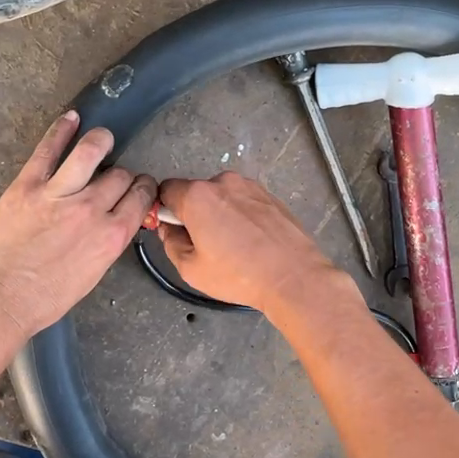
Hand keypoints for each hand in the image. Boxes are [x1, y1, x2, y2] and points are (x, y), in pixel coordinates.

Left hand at [0, 111, 155, 339]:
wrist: (2, 298)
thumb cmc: (47, 296)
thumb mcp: (93, 273)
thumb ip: (107, 241)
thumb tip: (113, 220)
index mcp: (111, 236)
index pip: (140, 197)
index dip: (143, 187)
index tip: (139, 185)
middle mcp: (91, 210)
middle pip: (119, 175)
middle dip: (121, 172)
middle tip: (113, 174)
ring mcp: (59, 194)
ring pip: (91, 151)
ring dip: (100, 141)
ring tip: (101, 139)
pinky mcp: (28, 185)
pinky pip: (49, 150)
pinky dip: (61, 130)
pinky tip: (70, 119)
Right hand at [156, 172, 348, 313]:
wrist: (293, 275)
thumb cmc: (238, 274)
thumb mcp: (190, 269)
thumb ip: (170, 242)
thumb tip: (169, 229)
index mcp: (198, 196)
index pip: (166, 189)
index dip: (165, 209)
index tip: (175, 230)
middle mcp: (223, 182)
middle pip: (195, 192)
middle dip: (194, 213)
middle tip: (205, 245)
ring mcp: (249, 186)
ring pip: (222, 196)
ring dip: (219, 213)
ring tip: (233, 245)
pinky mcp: (269, 195)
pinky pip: (244, 201)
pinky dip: (241, 215)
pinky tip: (252, 241)